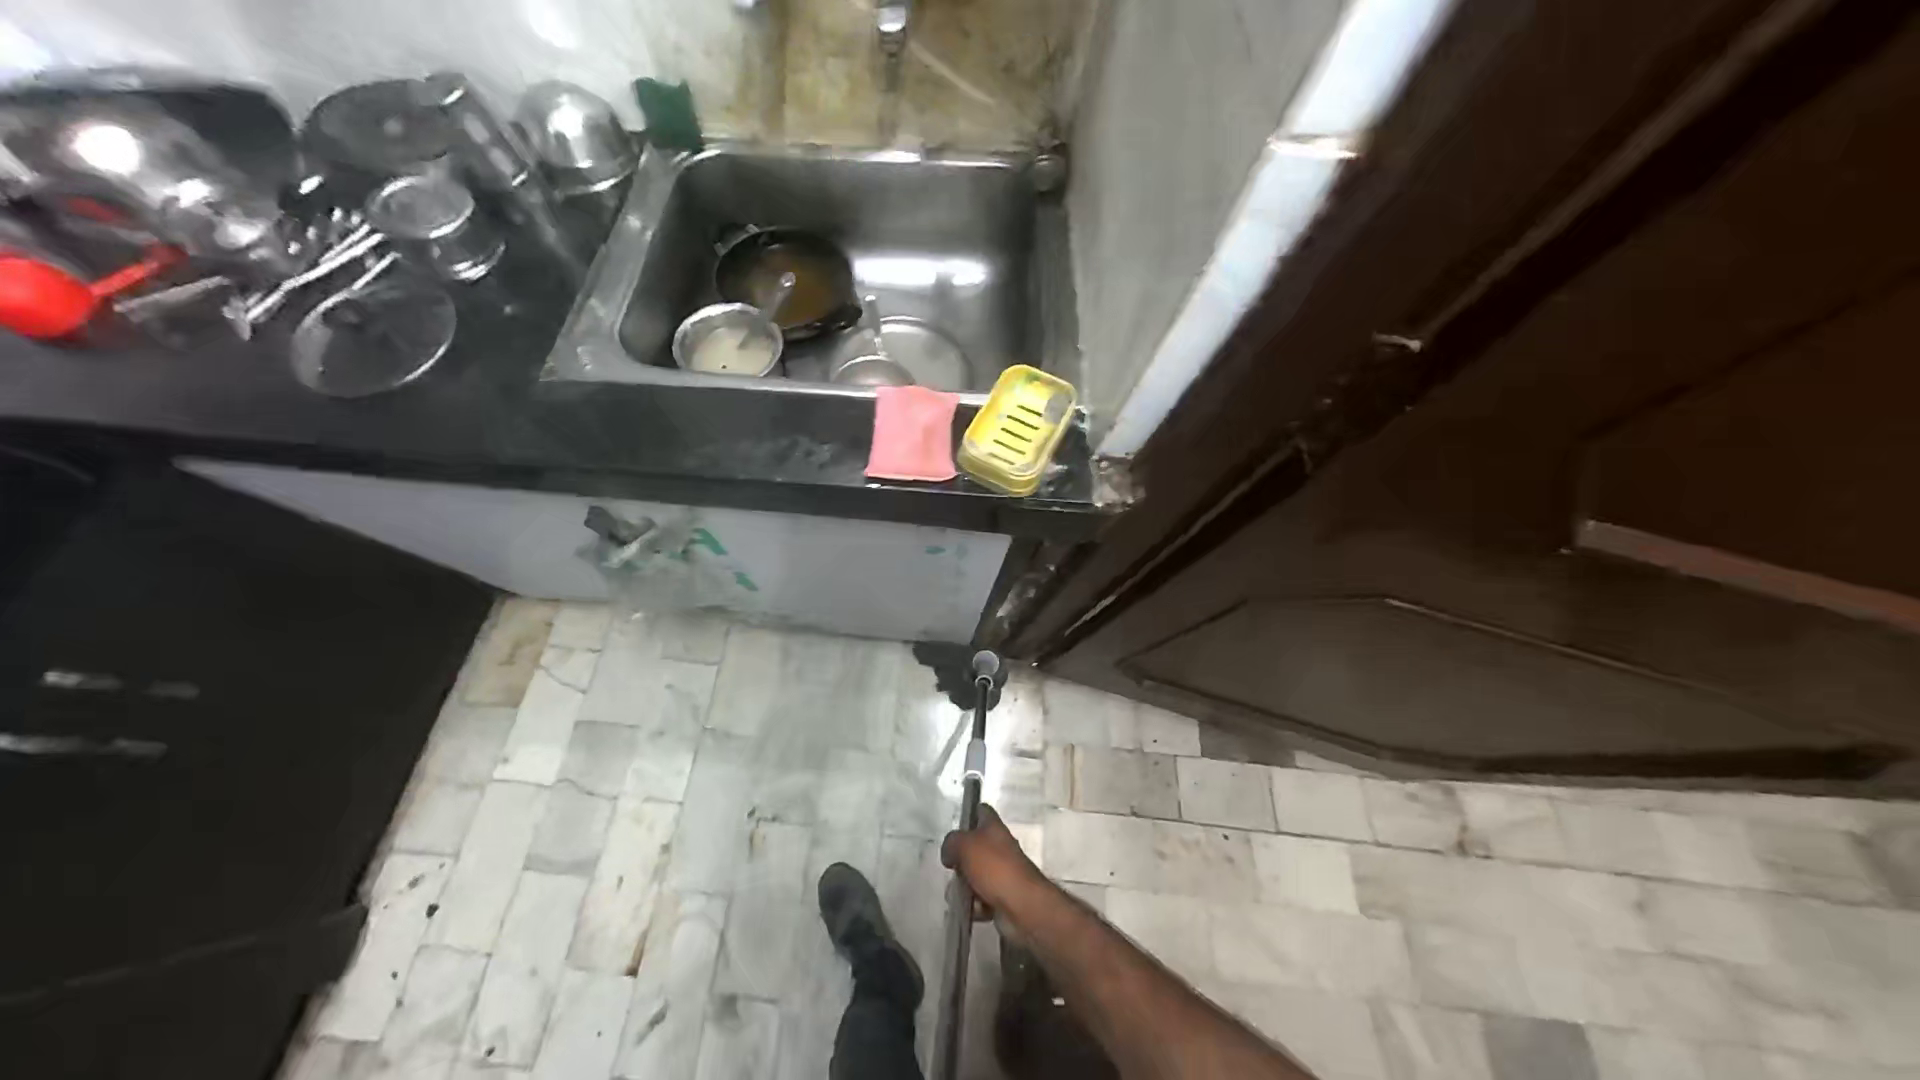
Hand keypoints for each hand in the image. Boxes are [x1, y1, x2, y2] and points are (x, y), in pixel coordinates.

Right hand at [942, 804, 1046, 914]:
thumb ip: (951, 843)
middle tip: (952, 869)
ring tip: (958, 895)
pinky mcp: (1002, 897)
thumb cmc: (994, 868)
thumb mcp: (965, 846)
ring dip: (964, 887)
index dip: (970, 814)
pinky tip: (972, 910)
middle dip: (960, 861)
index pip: (982, 811)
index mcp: (994, 828)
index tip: (956, 826)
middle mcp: (1000, 847)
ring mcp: (1002, 873)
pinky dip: (975, 906)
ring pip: (974, 876)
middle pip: (974, 848)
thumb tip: (949, 854)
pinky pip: (981, 898)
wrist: (1022, 905)